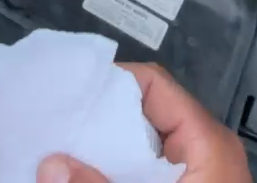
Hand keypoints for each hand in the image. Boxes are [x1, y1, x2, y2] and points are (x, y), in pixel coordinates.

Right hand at [37, 63, 252, 182]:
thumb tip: (50, 164)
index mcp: (207, 142)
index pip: (151, 85)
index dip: (108, 84)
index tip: (66, 96)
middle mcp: (205, 150)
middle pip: (143, 114)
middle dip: (97, 123)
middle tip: (52, 128)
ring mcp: (198, 176)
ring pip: (141, 148)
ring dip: (102, 154)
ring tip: (58, 156)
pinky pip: (147, 173)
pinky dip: (116, 175)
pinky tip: (86, 182)